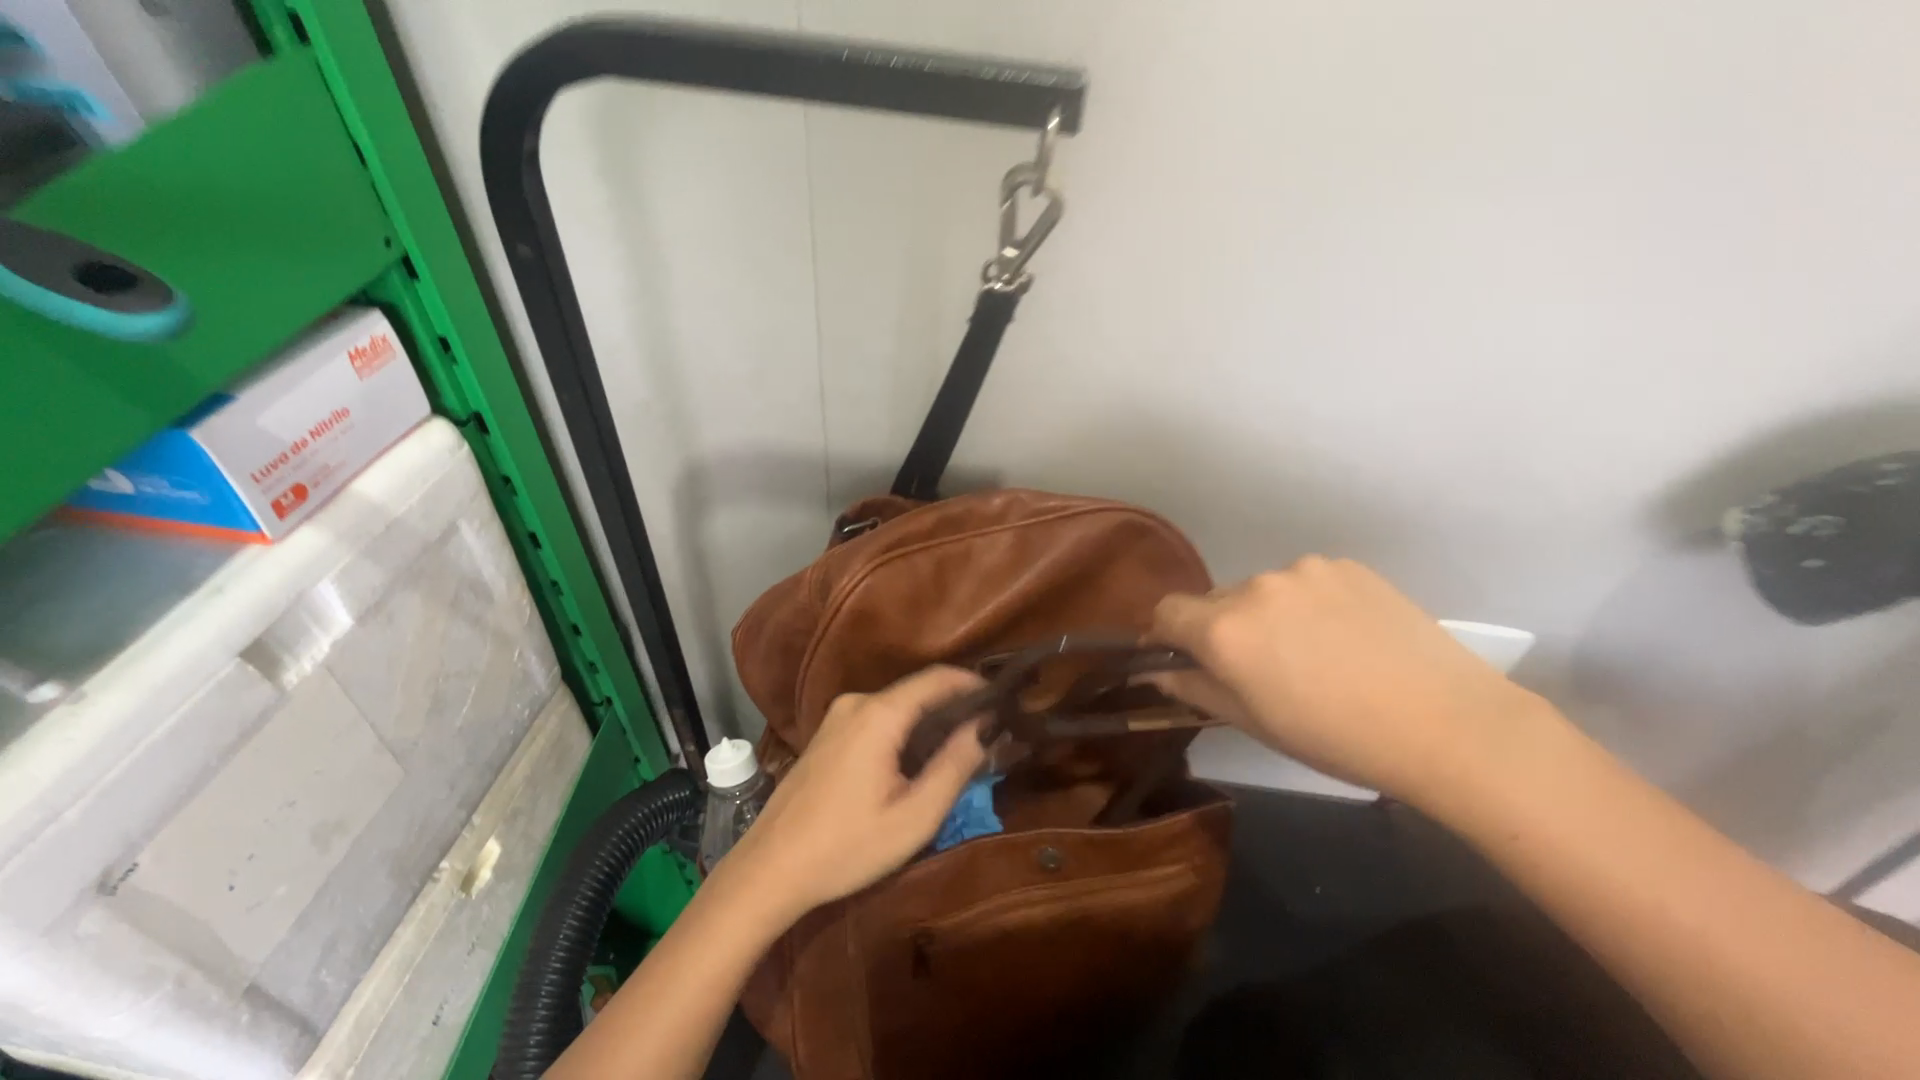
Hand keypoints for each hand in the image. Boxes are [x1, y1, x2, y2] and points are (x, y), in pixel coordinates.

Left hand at [723, 667, 988, 918]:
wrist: (769, 871)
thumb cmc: (847, 847)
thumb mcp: (915, 816)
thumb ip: (955, 766)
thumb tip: (985, 728)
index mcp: (878, 714)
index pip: (938, 678)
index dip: (975, 686)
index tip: (1007, 704)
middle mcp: (855, 703)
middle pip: (917, 692)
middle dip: (955, 710)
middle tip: (990, 738)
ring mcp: (835, 719)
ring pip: (896, 709)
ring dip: (929, 725)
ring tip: (960, 755)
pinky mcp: (825, 738)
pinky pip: (876, 723)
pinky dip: (903, 735)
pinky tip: (915, 767)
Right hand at [1150, 557, 1557, 806]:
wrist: (1445, 722)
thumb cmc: (1337, 738)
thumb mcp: (1255, 723)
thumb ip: (1196, 689)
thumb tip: (1157, 670)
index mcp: (1224, 630)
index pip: (1165, 612)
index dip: (1165, 636)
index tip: (1180, 660)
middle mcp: (1256, 587)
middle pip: (1215, 601)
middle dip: (1220, 630)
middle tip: (1258, 671)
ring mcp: (1305, 571)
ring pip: (1263, 592)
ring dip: (1267, 616)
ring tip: (1311, 656)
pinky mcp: (1347, 566)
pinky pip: (1306, 583)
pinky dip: (1308, 605)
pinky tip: (1344, 639)